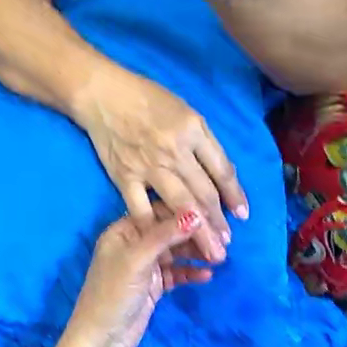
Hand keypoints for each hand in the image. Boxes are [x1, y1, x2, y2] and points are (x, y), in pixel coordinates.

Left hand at [59, 206, 214, 346]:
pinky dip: (191, 272)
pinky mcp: (154, 284)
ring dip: (196, 253)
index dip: (185, 213)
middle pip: (170, 231)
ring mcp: (145, 264)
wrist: (103, 338)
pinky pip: (177, 272)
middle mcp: (135, 242)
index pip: (159, 212)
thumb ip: (164, 236)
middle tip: (222, 242)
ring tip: (219, 258)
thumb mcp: (137, 260)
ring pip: (176, 252)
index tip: (212, 217)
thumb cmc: (114, 292)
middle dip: (195, 235)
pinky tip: (207, 275)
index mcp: (124, 230)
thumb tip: (195, 214)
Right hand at [76, 69, 248, 263]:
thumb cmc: (147, 99)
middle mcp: (175, 151)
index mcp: (193, 131)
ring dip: (198, 231)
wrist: (104, 96)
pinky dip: (155, 229)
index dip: (234, 195)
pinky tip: (166, 247)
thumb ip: (204, 141)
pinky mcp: (125, 178)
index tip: (242, 215)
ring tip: (210, 251)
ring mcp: (149, 167)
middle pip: (203, 193)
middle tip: (227, 247)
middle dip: (218, 222)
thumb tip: (221, 173)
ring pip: (180, 205)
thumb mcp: (185, 110)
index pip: (221, 169)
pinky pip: (142, 209)